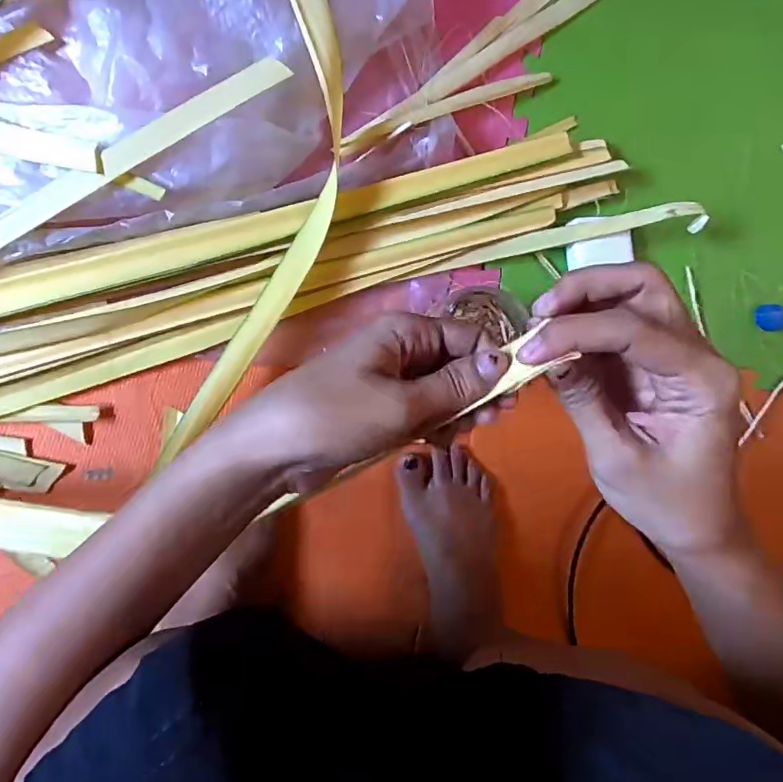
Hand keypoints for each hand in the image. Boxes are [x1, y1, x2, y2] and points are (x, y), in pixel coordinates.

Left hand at [213, 312, 510, 492]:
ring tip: (457, 436)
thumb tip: (504, 358)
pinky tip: (436, 443)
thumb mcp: (402, 403)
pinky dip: (434, 425)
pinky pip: (422, 410)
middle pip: (457, 363)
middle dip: (476, 391)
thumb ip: (455, 384)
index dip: (493, 363)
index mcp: (405, 332)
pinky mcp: (381, 409)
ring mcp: (390, 380)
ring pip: (442, 391)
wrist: (272, 450)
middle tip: (489, 423)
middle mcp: (400, 349)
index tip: (510, 398)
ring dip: (456, 412)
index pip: (467, 336)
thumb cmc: (336, 416)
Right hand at [517, 263, 750, 559]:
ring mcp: (676, 350)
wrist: (699, 528)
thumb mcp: (616, 458)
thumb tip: (542, 355)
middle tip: (541, 311)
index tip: (528, 349)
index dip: (575, 331)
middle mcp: (696, 351)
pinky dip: (582, 318)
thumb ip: (582, 399)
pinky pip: (618, 319)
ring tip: (541, 321)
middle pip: (642, 284)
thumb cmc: (666, 502)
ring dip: (582, 296)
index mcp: (700, 378)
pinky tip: (553, 336)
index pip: (633, 329)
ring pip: (631, 292)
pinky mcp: (653, 358)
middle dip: (587, 286)